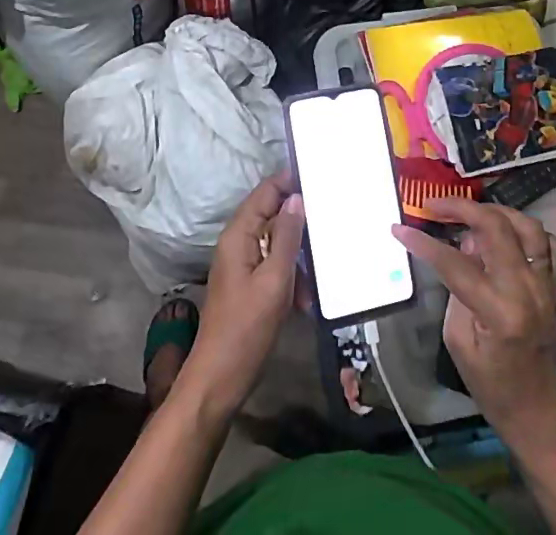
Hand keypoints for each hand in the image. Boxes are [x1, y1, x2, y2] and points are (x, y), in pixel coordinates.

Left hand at [183, 172, 304, 412]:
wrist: (220, 379)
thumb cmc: (247, 327)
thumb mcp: (274, 279)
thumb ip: (288, 237)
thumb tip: (297, 199)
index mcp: (239, 235)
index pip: (266, 192)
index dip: (292, 181)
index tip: (324, 178)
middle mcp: (239, 243)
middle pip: (275, 215)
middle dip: (303, 221)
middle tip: (334, 222)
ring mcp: (244, 264)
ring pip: (280, 242)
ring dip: (301, 256)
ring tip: (319, 276)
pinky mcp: (252, 284)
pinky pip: (278, 266)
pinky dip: (294, 277)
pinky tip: (306, 300)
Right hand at [392, 197, 555, 437]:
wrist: (535, 406)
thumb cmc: (490, 383)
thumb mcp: (458, 341)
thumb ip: (457, 290)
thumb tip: (461, 249)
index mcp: (499, 310)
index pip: (456, 263)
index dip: (425, 243)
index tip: (401, 228)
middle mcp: (527, 288)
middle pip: (496, 227)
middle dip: (462, 208)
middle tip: (435, 206)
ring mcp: (546, 282)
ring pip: (525, 225)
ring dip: (494, 212)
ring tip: (468, 213)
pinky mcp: (554, 282)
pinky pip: (545, 242)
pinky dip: (523, 229)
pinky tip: (502, 233)